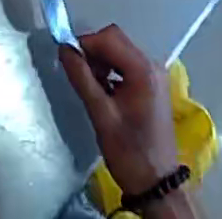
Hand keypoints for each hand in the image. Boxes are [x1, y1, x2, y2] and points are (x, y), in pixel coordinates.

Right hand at [57, 25, 181, 201]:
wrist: (157, 183)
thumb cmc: (129, 151)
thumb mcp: (101, 115)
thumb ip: (82, 79)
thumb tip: (64, 50)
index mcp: (143, 68)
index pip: (109, 38)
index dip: (86, 44)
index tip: (68, 60)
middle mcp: (152, 63)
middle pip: (116, 40)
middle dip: (94, 52)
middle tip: (79, 75)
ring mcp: (155, 73)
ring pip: (121, 51)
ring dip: (102, 61)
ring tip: (90, 86)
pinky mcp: (153, 83)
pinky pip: (128, 64)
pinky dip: (112, 70)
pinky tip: (103, 90)